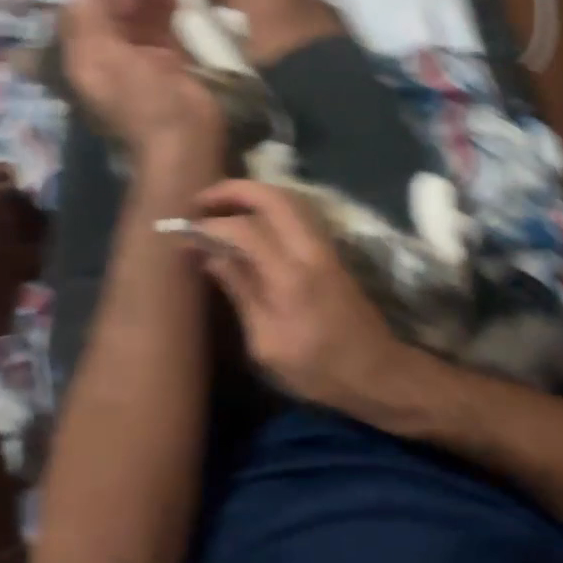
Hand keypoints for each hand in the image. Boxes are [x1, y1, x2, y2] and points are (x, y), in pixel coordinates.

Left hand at [61, 0, 221, 153]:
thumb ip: (92, 20)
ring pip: (136, 20)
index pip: (81, 15)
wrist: (184, 137)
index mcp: (86, 61)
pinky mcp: (166, 64)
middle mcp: (108, 59)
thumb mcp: (107, 58)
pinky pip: (159, 30)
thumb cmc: (141, 99)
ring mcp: (138, 62)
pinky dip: (163, 12)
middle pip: (109, 15)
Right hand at [186, 180, 419, 412]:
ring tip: (220, 207)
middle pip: (273, 196)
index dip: (211, 225)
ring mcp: (325, 246)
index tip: (185, 232)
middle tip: (200, 202)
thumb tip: (209, 257)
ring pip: (289, 198)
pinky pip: (297, 213)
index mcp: (291, 276)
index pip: (245, 229)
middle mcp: (310, 250)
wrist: (377, 372)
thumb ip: (240, 292)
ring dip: (252, 194)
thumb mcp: (267, 343)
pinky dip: (269, 206)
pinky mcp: (331, 251)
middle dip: (233, 190)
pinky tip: (250, 222)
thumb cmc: (318, 370)